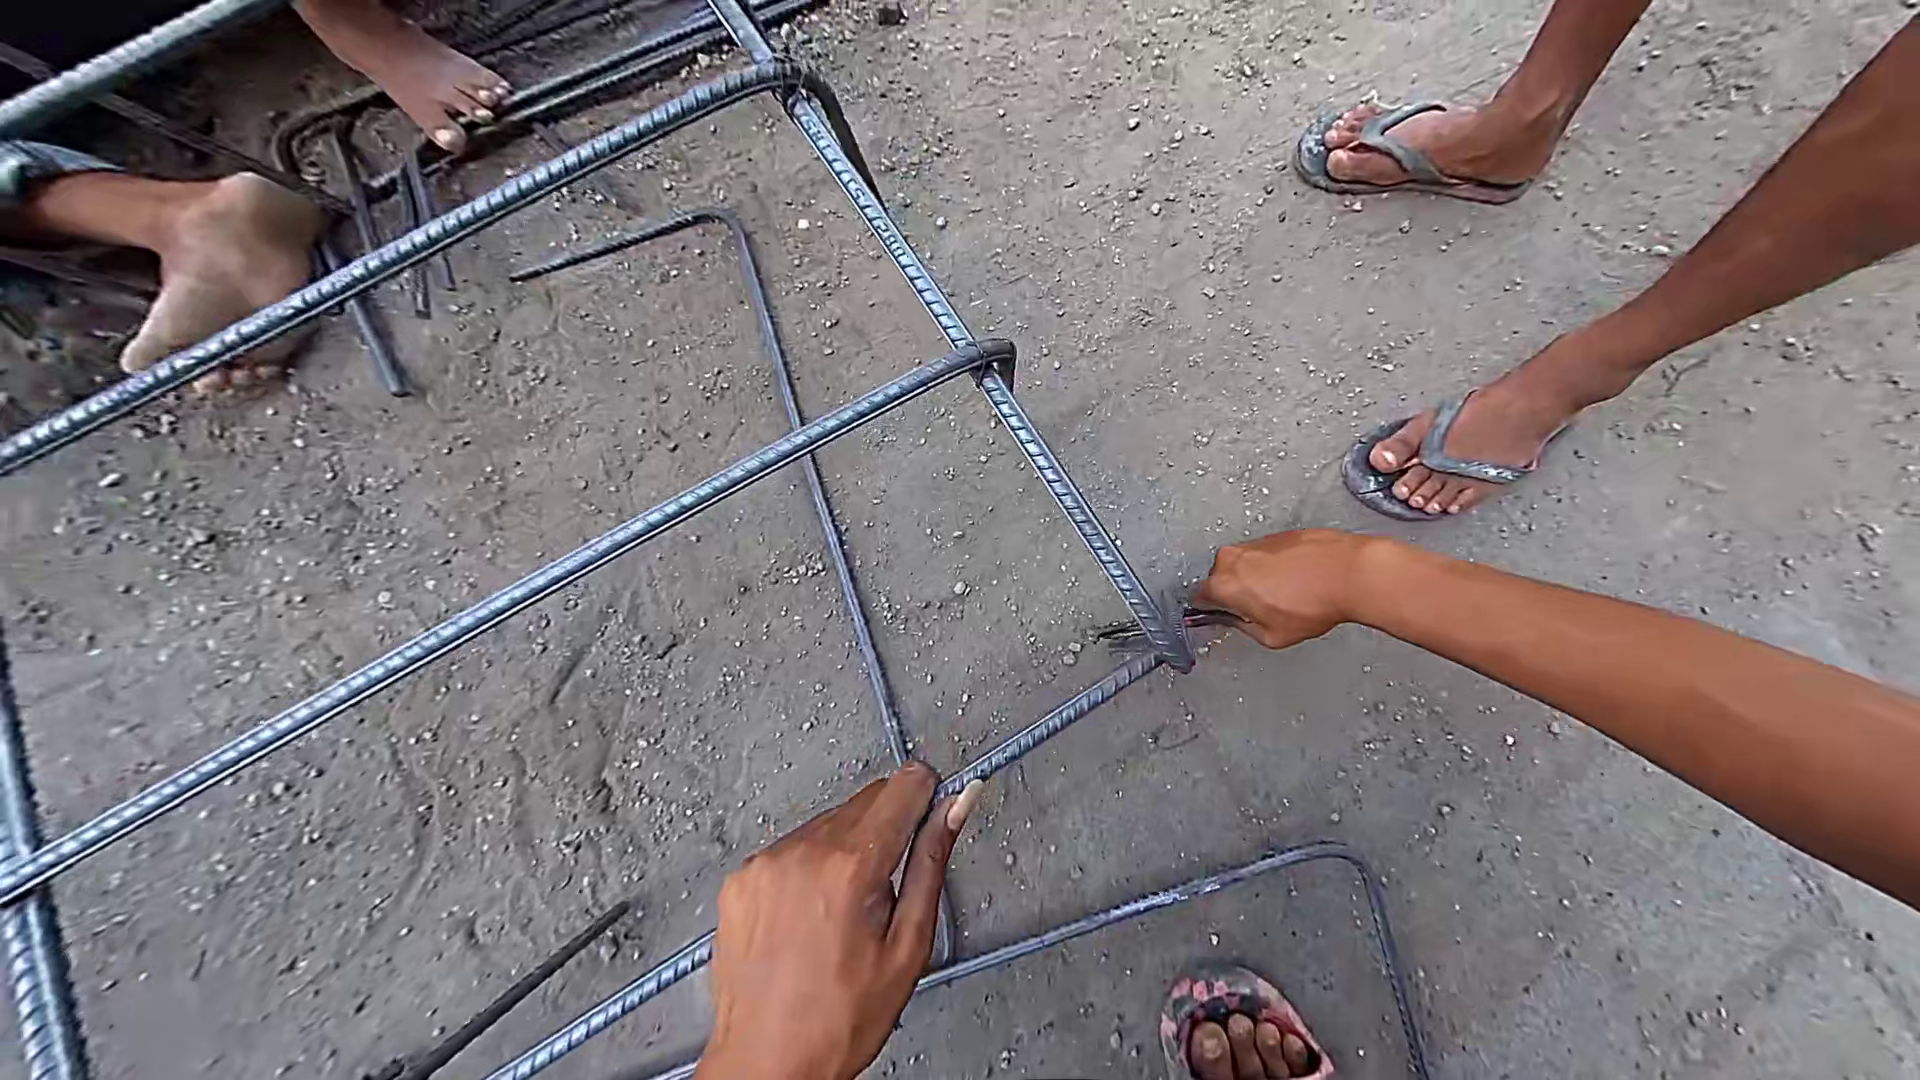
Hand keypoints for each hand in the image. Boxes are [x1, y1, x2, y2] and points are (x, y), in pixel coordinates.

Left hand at [695, 763, 984, 1079]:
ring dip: (849, 843)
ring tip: (846, 904)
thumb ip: (932, 862)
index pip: (903, 787)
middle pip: (869, 798)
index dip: (927, 792)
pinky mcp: (744, 874)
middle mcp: (804, 852)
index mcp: (851, 867)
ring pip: (833, 818)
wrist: (763, 1067)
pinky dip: (812, 861)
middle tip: (889, 880)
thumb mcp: (907, 947)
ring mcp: (769, 860)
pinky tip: (812, 907)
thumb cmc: (836, 1021)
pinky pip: (795, 842)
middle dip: (891, 825)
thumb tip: (954, 809)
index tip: (934, 804)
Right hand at [1193, 529, 1381, 648]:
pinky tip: (1299, 579)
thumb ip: (1245, 629)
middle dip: (1237, 592)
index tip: (1224, 614)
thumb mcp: (1274, 636)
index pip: (1200, 597)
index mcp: (1224, 584)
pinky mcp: (1277, 535)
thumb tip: (1240, 622)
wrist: (1351, 572)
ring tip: (1287, 593)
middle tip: (1261, 607)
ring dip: (1257, 577)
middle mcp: (1233, 558)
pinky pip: (1267, 553)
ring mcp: (1255, 543)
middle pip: (1222, 578)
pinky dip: (1277, 565)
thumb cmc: (1316, 602)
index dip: (1213, 609)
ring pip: (1245, 563)